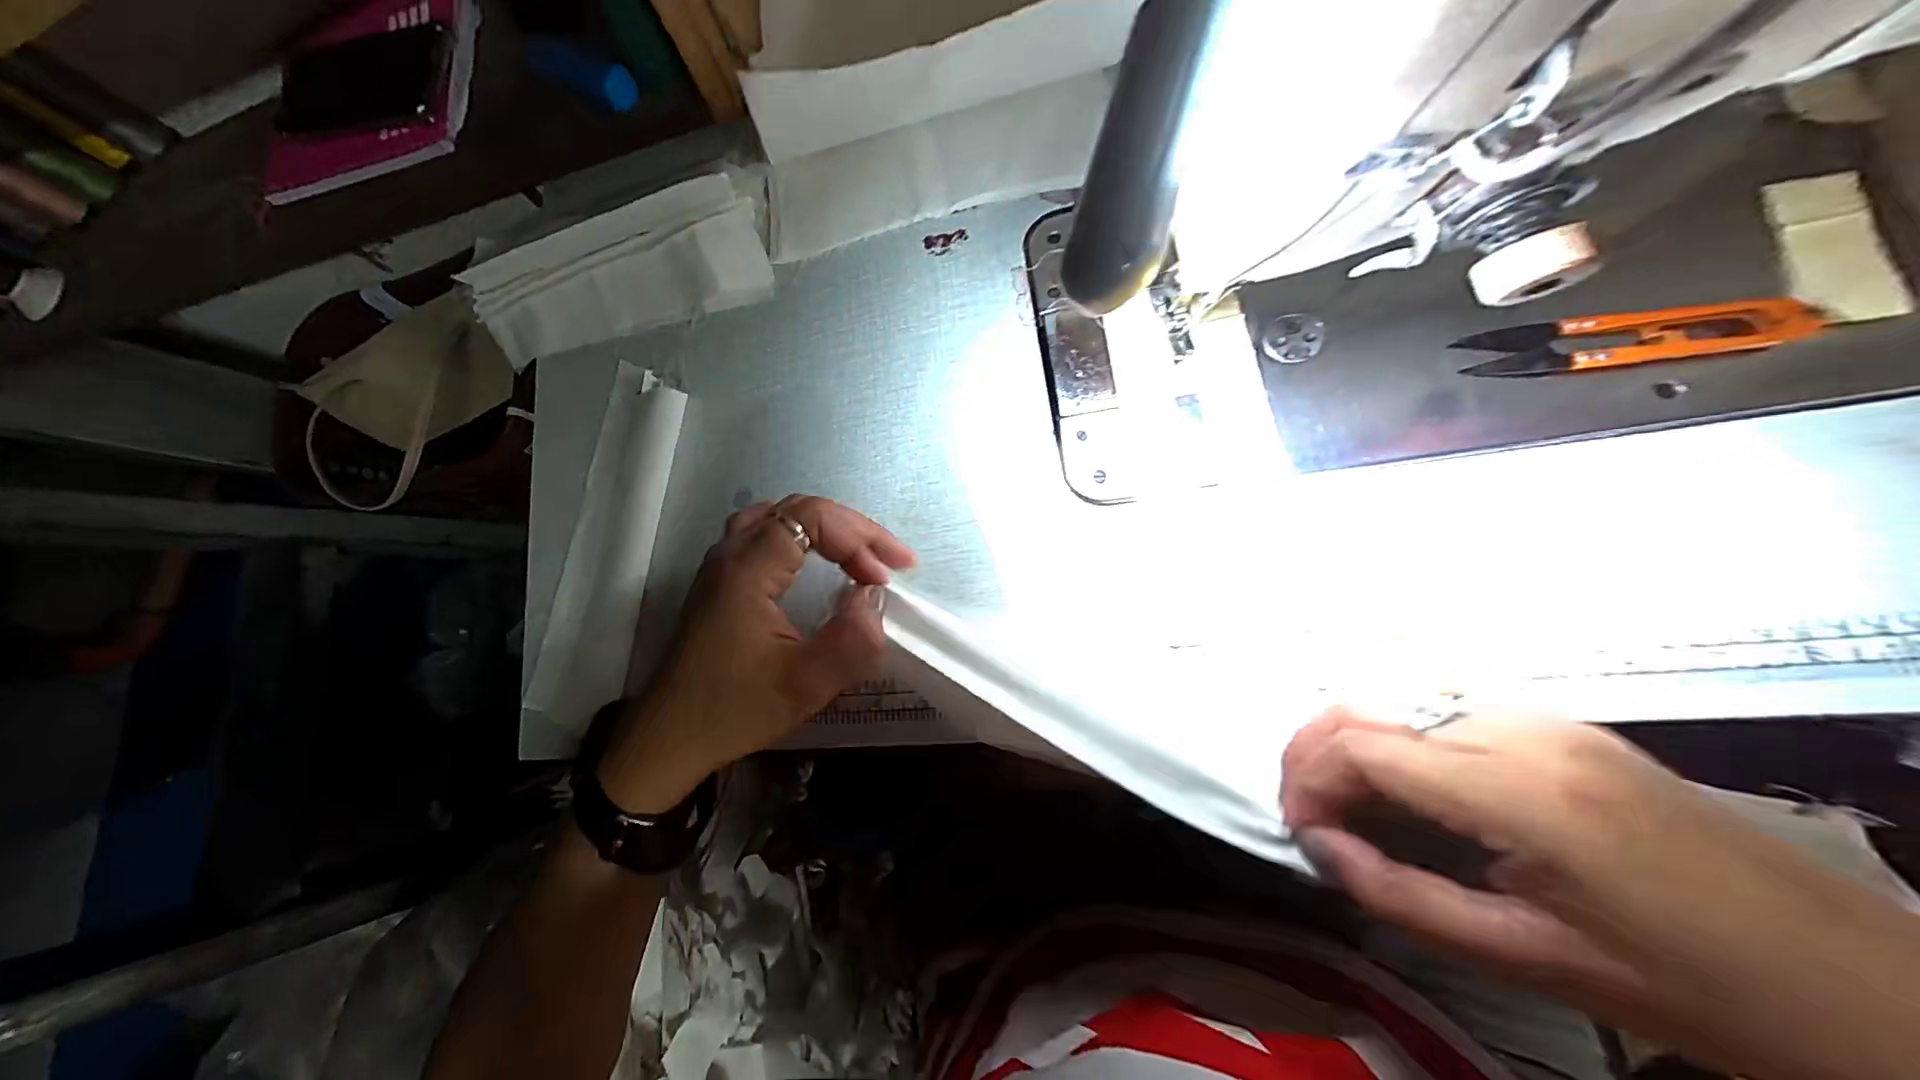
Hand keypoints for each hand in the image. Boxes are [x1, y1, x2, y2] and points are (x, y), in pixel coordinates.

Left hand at [597, 495, 915, 812]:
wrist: (668, 740)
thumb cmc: (734, 711)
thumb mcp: (804, 685)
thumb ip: (852, 640)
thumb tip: (873, 598)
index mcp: (746, 570)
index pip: (811, 517)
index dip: (857, 539)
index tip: (884, 580)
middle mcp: (729, 554)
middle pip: (798, 509)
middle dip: (852, 530)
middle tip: (891, 560)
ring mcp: (720, 566)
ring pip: (780, 517)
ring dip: (828, 529)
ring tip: (862, 555)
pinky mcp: (719, 583)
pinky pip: (767, 536)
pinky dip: (804, 538)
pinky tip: (819, 563)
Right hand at [1282, 707, 1919, 1079]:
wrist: (1856, 982)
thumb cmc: (1685, 986)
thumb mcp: (1526, 958)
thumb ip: (1400, 896)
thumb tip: (1317, 845)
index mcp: (1518, 788)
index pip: (1363, 746)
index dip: (1308, 779)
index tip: (1298, 829)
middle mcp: (1523, 729)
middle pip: (1371, 709)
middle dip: (1315, 755)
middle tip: (1308, 815)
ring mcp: (1548, 720)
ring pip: (1402, 706)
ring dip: (1355, 749)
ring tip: (1350, 809)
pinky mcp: (1564, 727)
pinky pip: (1448, 719)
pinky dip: (1403, 747)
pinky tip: (1411, 795)